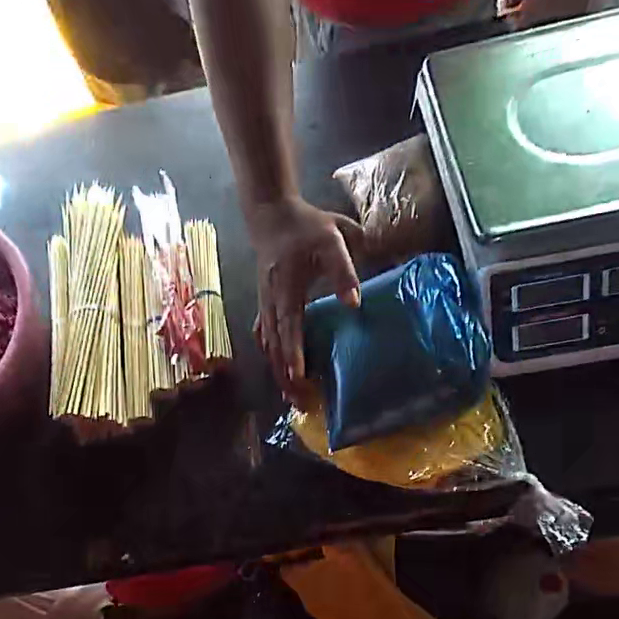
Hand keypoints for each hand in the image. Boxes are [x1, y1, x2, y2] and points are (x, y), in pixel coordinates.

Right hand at [246, 197, 363, 398]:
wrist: (272, 216)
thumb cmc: (307, 227)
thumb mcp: (333, 238)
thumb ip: (344, 270)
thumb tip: (354, 303)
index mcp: (287, 287)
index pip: (288, 326)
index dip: (293, 353)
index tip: (298, 377)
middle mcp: (271, 301)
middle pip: (273, 345)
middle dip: (284, 375)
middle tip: (299, 403)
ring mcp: (264, 305)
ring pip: (266, 346)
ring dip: (277, 372)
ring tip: (292, 397)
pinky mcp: (264, 306)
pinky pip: (264, 337)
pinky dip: (271, 357)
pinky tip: (280, 373)